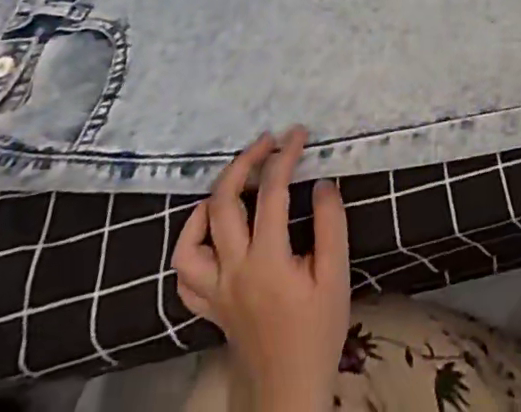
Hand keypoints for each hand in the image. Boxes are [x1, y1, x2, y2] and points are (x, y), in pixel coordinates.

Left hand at [172, 127, 348, 411]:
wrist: (290, 386)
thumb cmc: (318, 330)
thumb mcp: (336, 275)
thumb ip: (330, 225)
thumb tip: (321, 183)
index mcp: (266, 260)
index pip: (271, 193)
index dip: (284, 157)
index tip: (298, 134)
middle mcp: (232, 270)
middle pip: (223, 204)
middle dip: (243, 164)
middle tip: (267, 143)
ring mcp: (213, 291)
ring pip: (190, 239)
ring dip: (209, 203)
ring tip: (234, 185)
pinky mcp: (208, 307)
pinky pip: (184, 274)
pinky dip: (192, 244)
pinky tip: (211, 232)